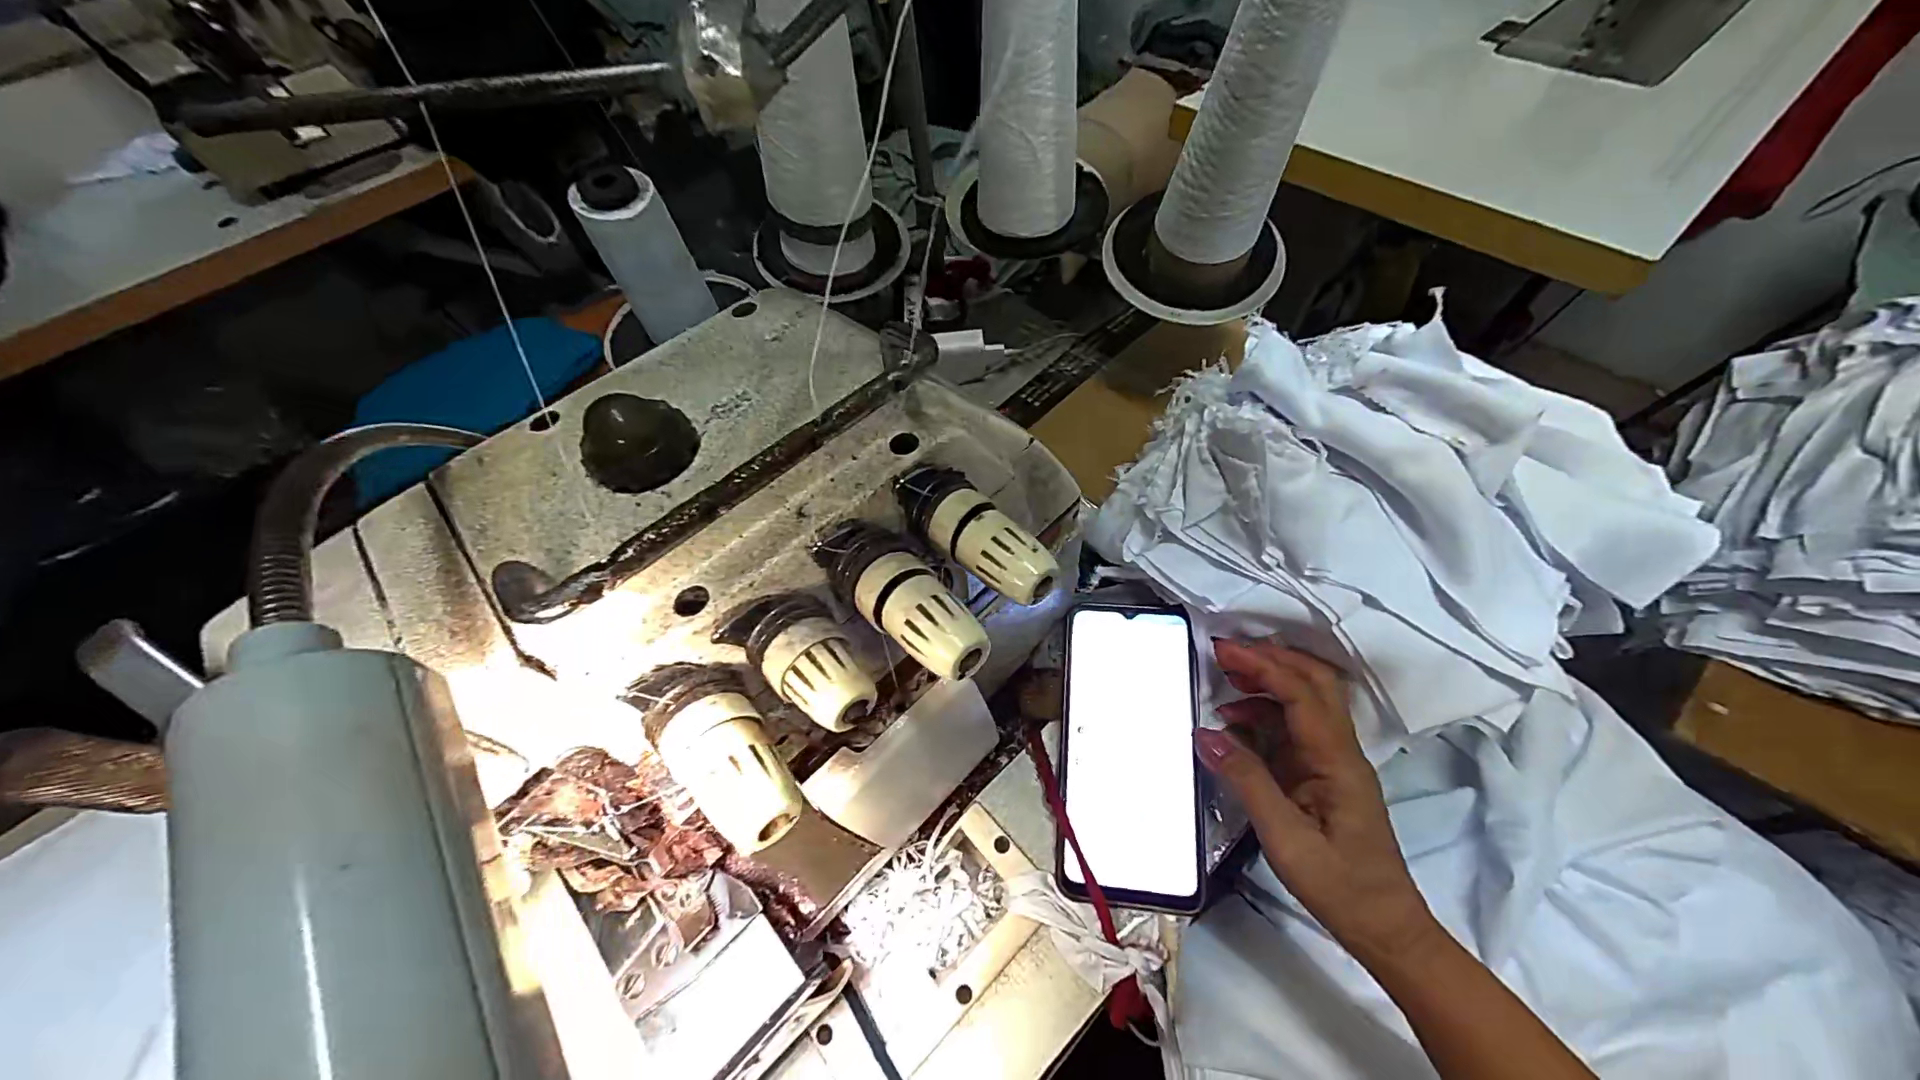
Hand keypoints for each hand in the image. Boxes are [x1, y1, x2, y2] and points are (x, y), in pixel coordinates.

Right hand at [1196, 638, 1441, 964]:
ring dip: (1266, 684)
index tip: (1223, 651)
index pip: (1301, 694)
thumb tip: (1205, 734)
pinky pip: (1293, 729)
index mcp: (1336, 760)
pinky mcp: (1321, 775)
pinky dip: (1263, 715)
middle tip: (1225, 654)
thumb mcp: (1285, 837)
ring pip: (1304, 702)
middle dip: (1270, 660)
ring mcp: (1332, 761)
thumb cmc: (1339, 885)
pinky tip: (1236, 726)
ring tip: (1224, 684)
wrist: (1384, 926)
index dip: (1262, 665)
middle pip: (1314, 683)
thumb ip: (1246, 780)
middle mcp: (1339, 750)